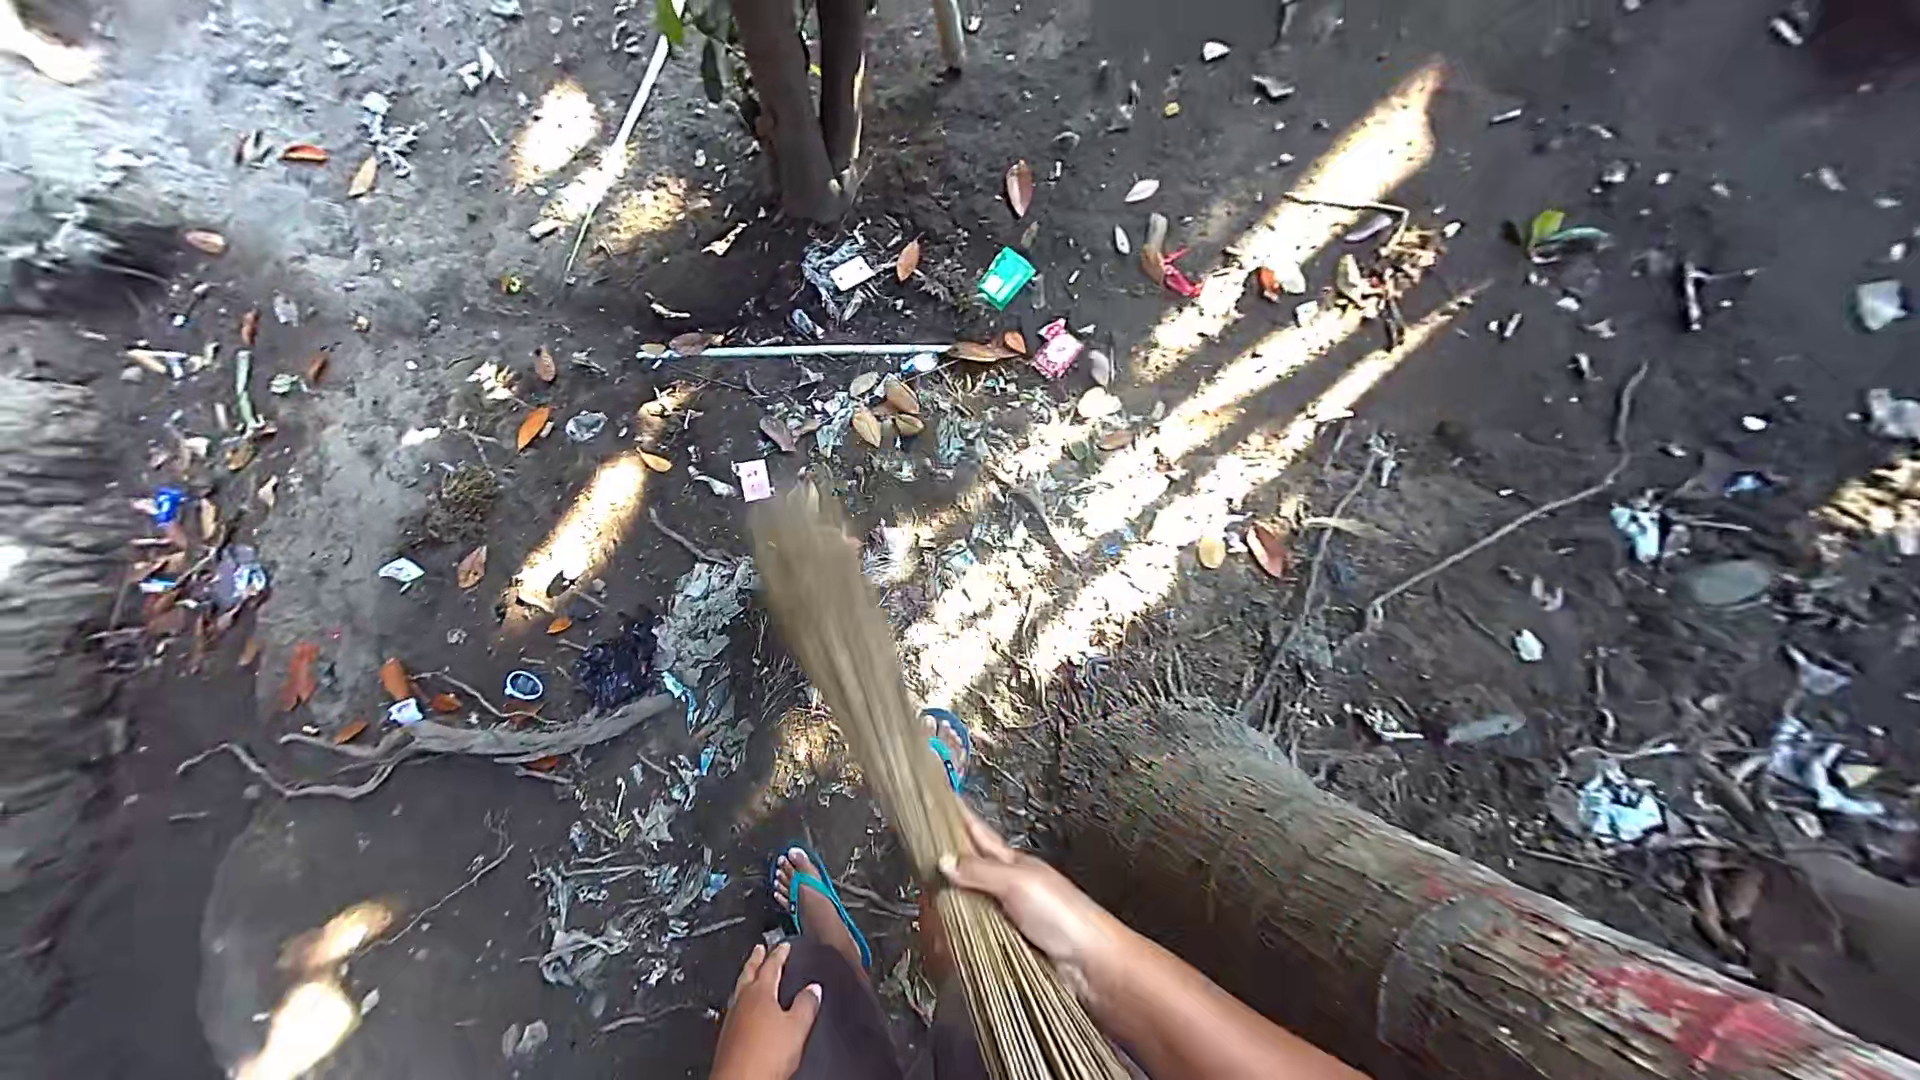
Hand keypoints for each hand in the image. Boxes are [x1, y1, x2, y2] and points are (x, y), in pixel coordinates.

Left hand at [710, 943, 821, 1079]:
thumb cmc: (764, 1057)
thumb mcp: (796, 1028)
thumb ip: (806, 1005)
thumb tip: (814, 989)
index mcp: (760, 992)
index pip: (771, 965)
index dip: (779, 953)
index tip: (783, 945)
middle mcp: (742, 1002)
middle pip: (749, 973)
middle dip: (755, 960)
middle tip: (759, 949)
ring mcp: (731, 1021)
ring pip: (739, 990)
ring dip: (746, 979)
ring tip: (750, 975)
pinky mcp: (725, 1041)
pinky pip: (734, 1010)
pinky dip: (741, 1001)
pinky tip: (743, 1011)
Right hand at [939, 805, 1125, 996]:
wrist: (1091, 966)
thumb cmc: (1064, 915)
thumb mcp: (1018, 883)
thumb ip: (980, 871)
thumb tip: (943, 860)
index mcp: (1012, 862)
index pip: (977, 832)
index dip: (959, 816)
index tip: (939, 799)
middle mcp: (1006, 885)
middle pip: (965, 869)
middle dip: (944, 868)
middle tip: (922, 869)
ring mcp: (1004, 916)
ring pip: (964, 904)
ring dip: (947, 908)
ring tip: (931, 910)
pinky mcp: (1003, 946)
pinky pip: (970, 937)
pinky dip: (955, 938)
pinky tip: (946, 942)